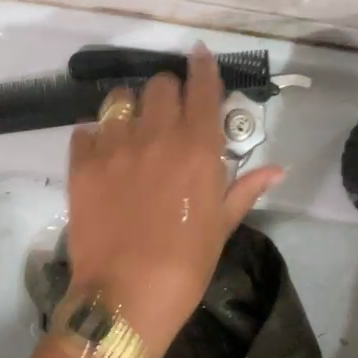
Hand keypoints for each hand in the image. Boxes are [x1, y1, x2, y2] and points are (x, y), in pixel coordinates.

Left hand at [63, 45, 284, 354]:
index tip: (200, 59)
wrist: (127, 297)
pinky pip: (85, 131)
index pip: (203, 86)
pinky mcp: (81, 166)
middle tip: (165, 118)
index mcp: (198, 147)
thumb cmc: (184, 268)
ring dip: (128, 111)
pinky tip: (101, 158)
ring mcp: (114, 148)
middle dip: (166, 95)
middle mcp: (156, 135)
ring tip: (129, 135)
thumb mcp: (221, 229)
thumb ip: (244, 190)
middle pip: (160, 85)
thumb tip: (276, 169)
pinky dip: (94, 138)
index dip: (202, 68)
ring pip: (119, 100)